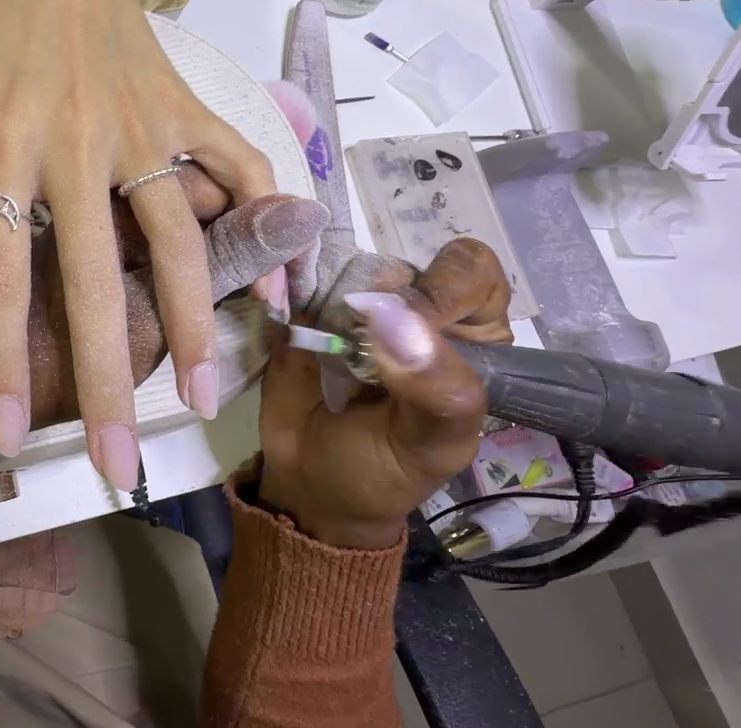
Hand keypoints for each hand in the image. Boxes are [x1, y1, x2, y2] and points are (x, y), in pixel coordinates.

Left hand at [0, 0, 278, 491]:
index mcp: (7, 146)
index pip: (2, 271)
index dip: (2, 357)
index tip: (8, 432)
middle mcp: (79, 148)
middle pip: (96, 280)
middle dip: (108, 378)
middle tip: (123, 463)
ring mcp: (143, 127)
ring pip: (178, 238)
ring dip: (197, 321)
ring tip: (206, 396)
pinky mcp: (186, 105)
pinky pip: (234, 166)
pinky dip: (263, 219)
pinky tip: (281, 279)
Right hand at [257, 239, 509, 548]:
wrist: (310, 487)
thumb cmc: (386, 469)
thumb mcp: (431, 446)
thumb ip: (437, 390)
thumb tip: (395, 317)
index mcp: (464, 336)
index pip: (471, 274)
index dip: (444, 289)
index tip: (413, 323)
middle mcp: (409, 308)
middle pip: (399, 258)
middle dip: (372, 283)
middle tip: (348, 327)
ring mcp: (348, 302)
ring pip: (338, 254)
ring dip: (313, 266)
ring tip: (301, 318)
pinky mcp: (296, 306)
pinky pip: (286, 275)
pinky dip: (275, 278)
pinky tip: (269, 293)